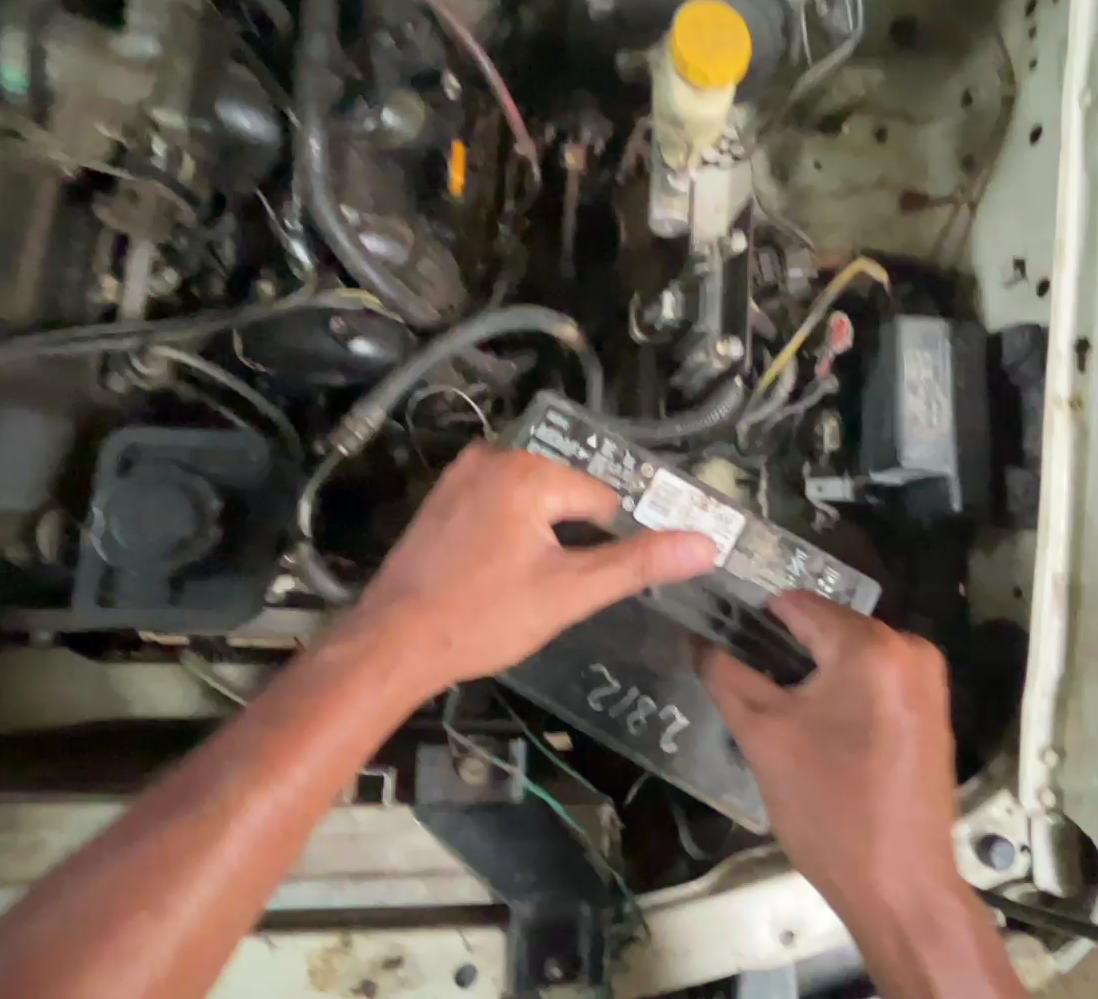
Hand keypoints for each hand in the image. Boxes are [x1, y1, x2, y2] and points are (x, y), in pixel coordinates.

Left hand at [345, 443, 718, 691]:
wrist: (392, 642)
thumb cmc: (484, 617)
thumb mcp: (568, 593)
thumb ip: (637, 564)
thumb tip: (705, 544)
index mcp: (530, 472)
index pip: (602, 501)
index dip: (600, 547)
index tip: (578, 583)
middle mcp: (495, 455)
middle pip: (567, 494)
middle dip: (569, 538)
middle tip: (544, 585)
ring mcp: (462, 472)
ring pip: (534, 498)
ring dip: (540, 534)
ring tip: (517, 581)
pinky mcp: (442, 494)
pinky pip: (499, 500)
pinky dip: (510, 527)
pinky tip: (494, 567)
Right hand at [701, 592, 960, 918]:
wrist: (901, 888)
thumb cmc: (827, 808)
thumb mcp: (762, 735)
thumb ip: (724, 675)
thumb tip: (696, 640)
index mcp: (869, 647)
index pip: (797, 604)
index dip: (755, 620)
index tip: (726, 643)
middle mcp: (909, 648)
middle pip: (827, 625)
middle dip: (787, 650)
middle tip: (753, 687)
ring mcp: (928, 678)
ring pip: (850, 651)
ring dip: (815, 670)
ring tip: (783, 710)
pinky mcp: (934, 707)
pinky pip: (876, 675)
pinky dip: (845, 687)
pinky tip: (822, 725)